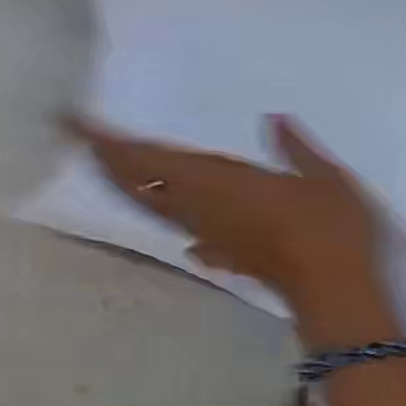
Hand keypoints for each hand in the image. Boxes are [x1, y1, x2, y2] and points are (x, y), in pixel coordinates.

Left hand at [63, 113, 399, 346]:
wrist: (335, 286)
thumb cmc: (329, 228)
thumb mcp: (326, 180)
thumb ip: (297, 150)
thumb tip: (273, 119)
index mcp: (215, 181)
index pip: (144, 156)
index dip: (105, 138)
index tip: (70, 118)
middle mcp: (201, 209)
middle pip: (138, 186)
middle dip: (109, 164)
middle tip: (88, 145)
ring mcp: (213, 238)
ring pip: (159, 213)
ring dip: (137, 194)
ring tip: (128, 180)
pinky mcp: (232, 260)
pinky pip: (192, 240)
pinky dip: (181, 229)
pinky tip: (190, 235)